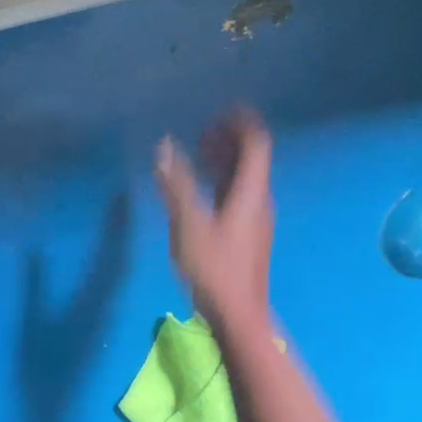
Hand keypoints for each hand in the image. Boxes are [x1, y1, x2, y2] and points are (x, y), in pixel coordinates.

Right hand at [154, 110, 274, 325]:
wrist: (237, 312)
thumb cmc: (213, 266)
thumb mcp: (188, 223)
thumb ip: (175, 184)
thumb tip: (163, 146)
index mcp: (250, 192)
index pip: (255, 144)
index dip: (241, 123)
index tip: (221, 109)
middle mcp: (257, 199)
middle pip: (251, 158)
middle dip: (229, 138)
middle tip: (204, 127)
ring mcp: (253, 218)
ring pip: (243, 177)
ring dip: (224, 159)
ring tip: (198, 150)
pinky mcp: (243, 234)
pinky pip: (235, 193)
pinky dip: (220, 180)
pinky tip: (198, 188)